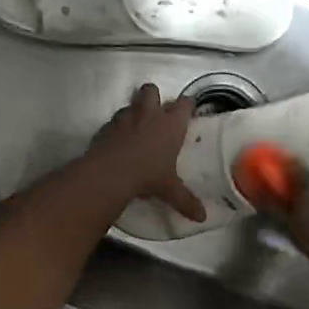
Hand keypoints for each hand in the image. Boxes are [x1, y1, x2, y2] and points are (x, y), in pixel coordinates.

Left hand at [88, 83, 205, 221]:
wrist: (110, 173)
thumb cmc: (148, 175)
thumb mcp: (170, 190)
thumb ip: (185, 201)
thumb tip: (202, 218)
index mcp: (170, 125)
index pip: (184, 104)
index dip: (187, 105)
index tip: (188, 110)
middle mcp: (149, 115)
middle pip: (152, 90)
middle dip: (155, 97)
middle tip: (157, 113)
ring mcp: (125, 117)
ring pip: (131, 103)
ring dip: (135, 111)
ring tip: (137, 127)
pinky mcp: (106, 126)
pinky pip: (114, 121)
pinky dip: (117, 128)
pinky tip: (119, 141)